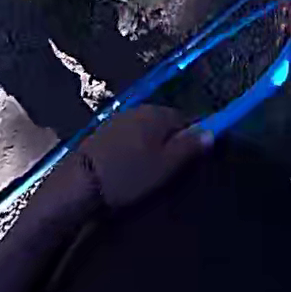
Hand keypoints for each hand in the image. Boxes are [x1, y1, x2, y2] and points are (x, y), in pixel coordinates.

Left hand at [34, 106, 206, 220]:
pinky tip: (132, 167)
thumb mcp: (165, 166)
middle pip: (168, 123)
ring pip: (148, 129)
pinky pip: (131, 136)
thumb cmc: (128, 175)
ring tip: (153, 172)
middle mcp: (141, 108)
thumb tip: (211, 130)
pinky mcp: (104, 131)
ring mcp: (120, 118)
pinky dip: (136, 148)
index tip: (199, 159)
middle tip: (175, 170)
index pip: (189, 119)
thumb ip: (189, 147)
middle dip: (174, 142)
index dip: (197, 137)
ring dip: (153, 145)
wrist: (78, 183)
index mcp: (159, 113)